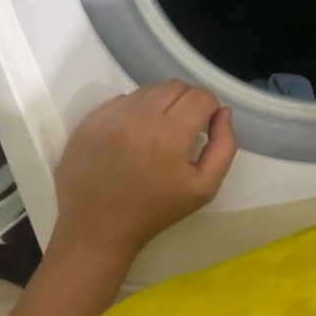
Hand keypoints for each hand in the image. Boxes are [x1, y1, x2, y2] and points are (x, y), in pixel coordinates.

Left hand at [50, 80, 239, 260]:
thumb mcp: (204, 188)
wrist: (97, 228)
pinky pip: (123, 99)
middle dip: (187, 102)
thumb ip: (224, 146)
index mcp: (170, 134)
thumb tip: (223, 112)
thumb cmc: (155, 211)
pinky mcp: (90, 119)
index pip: (201, 96)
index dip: (209, 108)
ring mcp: (111, 116)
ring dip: (160, 104)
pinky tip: (132, 136)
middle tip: (182, 129)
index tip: (204, 127)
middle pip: (176, 86)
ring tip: (156, 132)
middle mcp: (139, 116)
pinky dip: (134, 110)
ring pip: (149, 90)